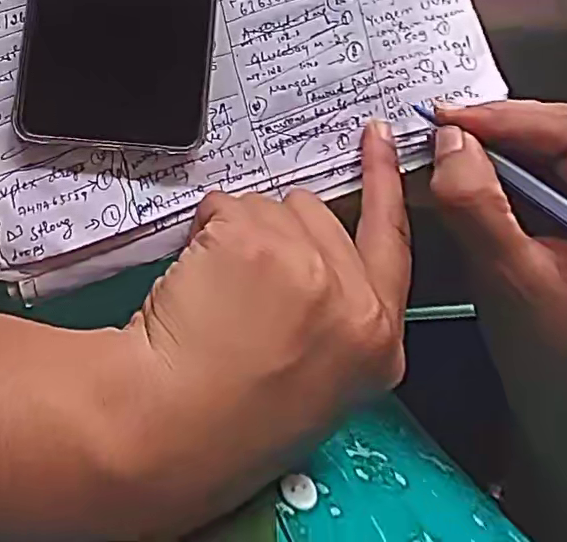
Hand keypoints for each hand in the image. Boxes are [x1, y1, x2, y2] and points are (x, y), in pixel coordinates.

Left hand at [115, 118, 410, 528]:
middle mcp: (352, 296)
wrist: (175, 426)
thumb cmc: (232, 408)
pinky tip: (199, 279)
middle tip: (243, 284)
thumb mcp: (317, 366)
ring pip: (265, 204)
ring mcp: (307, 262)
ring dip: (238, 232)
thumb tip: (303, 246)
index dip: (381, 181)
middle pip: (312, 211)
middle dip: (274, 231)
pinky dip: (204, 230)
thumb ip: (332, 302)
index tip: (377, 139)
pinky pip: (224, 204)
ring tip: (220, 293)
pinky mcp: (256, 239)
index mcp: (377, 336)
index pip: (391, 236)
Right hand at [429, 100, 566, 476]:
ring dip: (501, 142)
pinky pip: (550, 176)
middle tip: (442, 124)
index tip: (447, 118)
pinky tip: (471, 164)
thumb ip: (478, 206)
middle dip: (503, 127)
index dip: (510, 121)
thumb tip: (449, 139)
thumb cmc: (553, 370)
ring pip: (561, 154)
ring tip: (449, 139)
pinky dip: (505, 165)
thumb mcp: (508, 283)